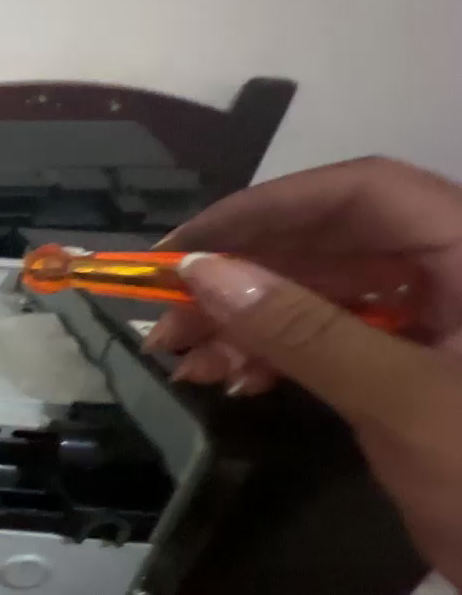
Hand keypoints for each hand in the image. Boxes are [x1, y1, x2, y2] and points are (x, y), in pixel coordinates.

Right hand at [147, 157, 461, 586]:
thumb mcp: (407, 401)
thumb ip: (304, 331)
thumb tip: (200, 272)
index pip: (363, 193)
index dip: (264, 208)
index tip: (179, 251)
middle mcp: (459, 276)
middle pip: (326, 243)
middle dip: (234, 276)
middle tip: (162, 319)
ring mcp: (437, 322)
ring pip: (313, 291)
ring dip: (236, 320)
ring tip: (179, 360)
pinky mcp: (414, 363)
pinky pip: (322, 334)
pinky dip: (264, 352)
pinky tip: (226, 379)